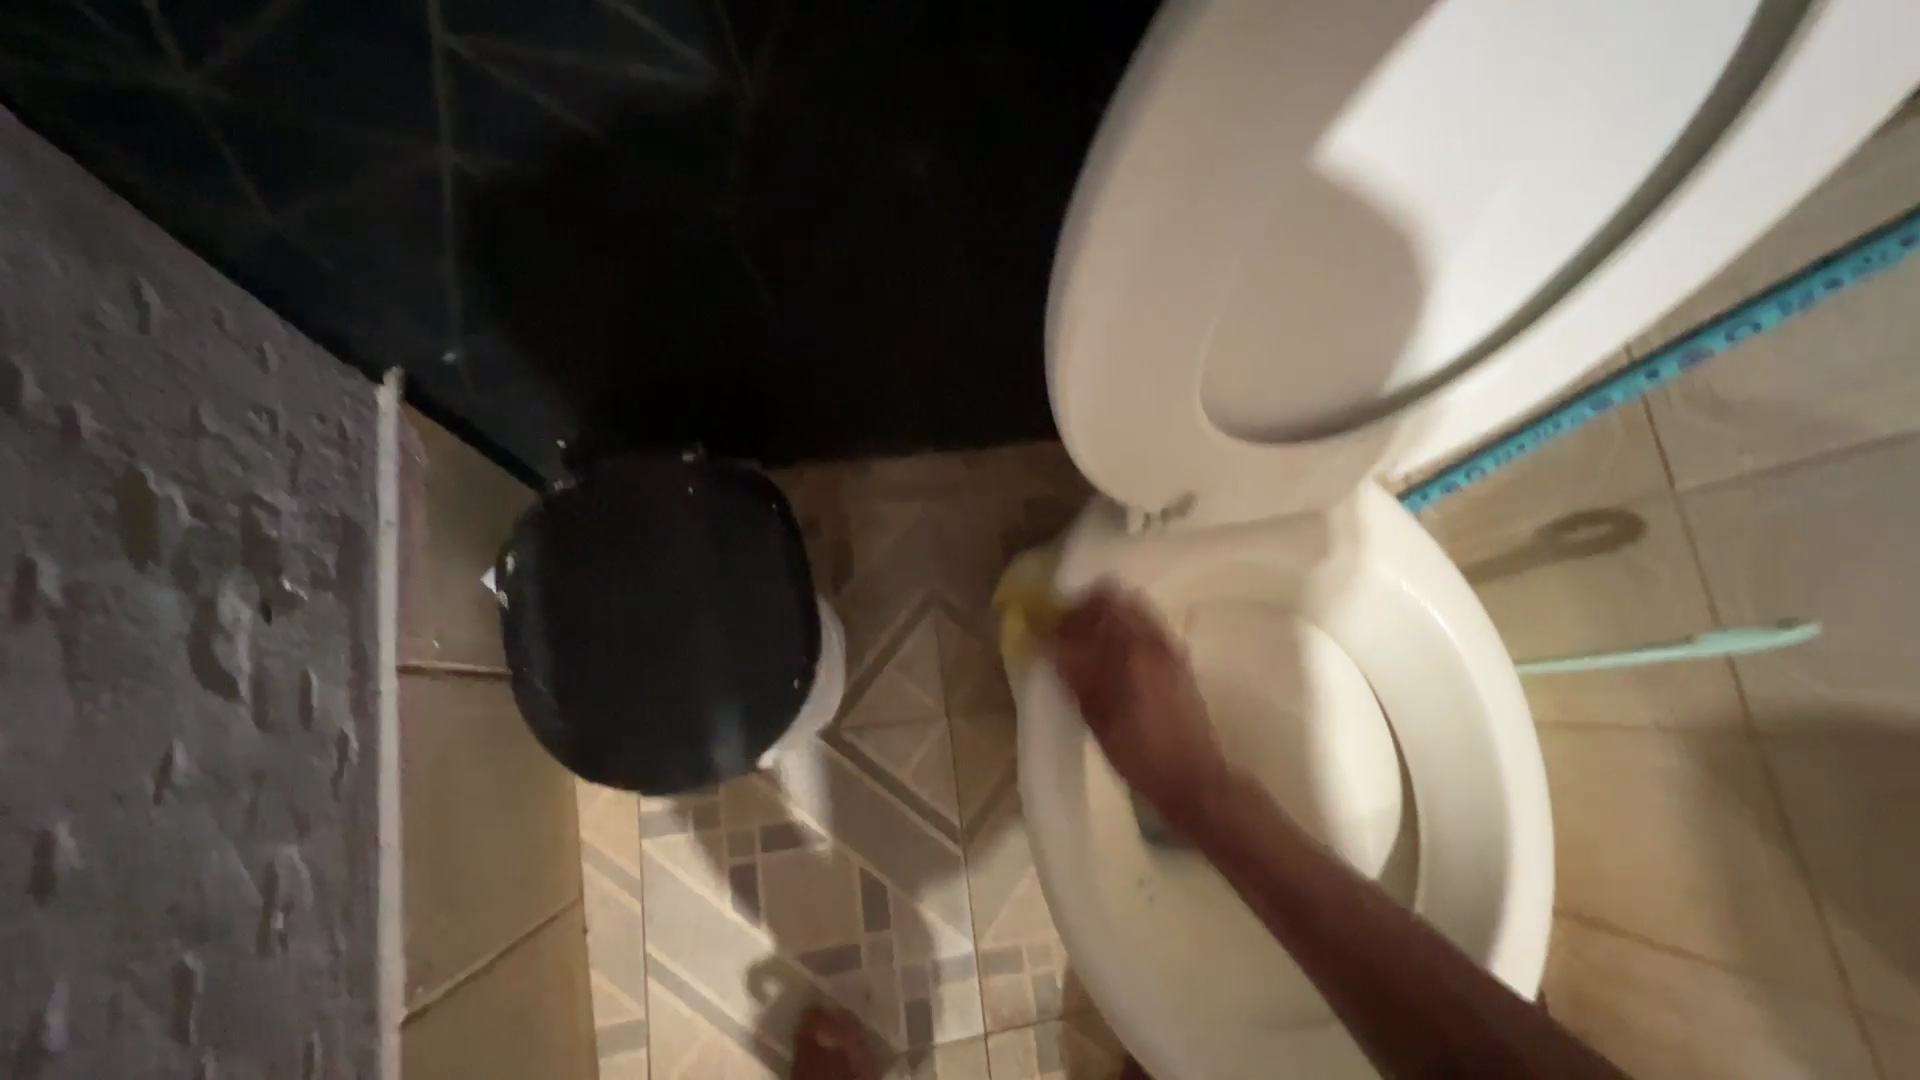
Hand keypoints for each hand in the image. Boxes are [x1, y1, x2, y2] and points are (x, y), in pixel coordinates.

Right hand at [1045, 585, 1229, 827]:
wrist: (1193, 778)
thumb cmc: (1141, 755)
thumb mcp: (1098, 719)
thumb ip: (1075, 675)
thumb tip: (1049, 644)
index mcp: (1133, 650)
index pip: (1091, 608)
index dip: (1063, 614)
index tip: (1043, 626)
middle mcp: (1154, 640)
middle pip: (1113, 599)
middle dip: (1083, 610)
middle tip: (1063, 633)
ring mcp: (1170, 648)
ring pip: (1130, 610)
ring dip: (1103, 618)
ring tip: (1084, 646)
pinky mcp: (1178, 661)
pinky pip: (1144, 628)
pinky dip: (1122, 631)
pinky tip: (1110, 660)